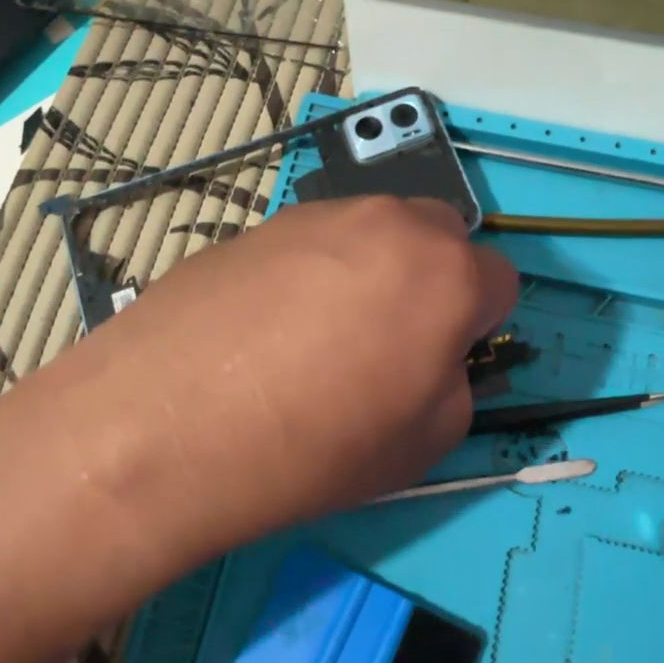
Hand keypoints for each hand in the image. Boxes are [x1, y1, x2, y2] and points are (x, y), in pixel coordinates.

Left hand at [0, 195, 517, 572]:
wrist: (165, 427)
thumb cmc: (315, 446)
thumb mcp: (423, 445)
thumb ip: (457, 388)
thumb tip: (438, 361)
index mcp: (447, 273)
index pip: (498, 282)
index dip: (478, 328)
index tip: (442, 364)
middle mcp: (387, 224)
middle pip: (438, 238)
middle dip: (431, 282)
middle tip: (387, 345)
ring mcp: (313, 216)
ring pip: (370, 235)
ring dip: (368, 274)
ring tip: (315, 342)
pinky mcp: (252, 226)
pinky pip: (309, 245)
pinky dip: (308, 275)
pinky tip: (265, 332)